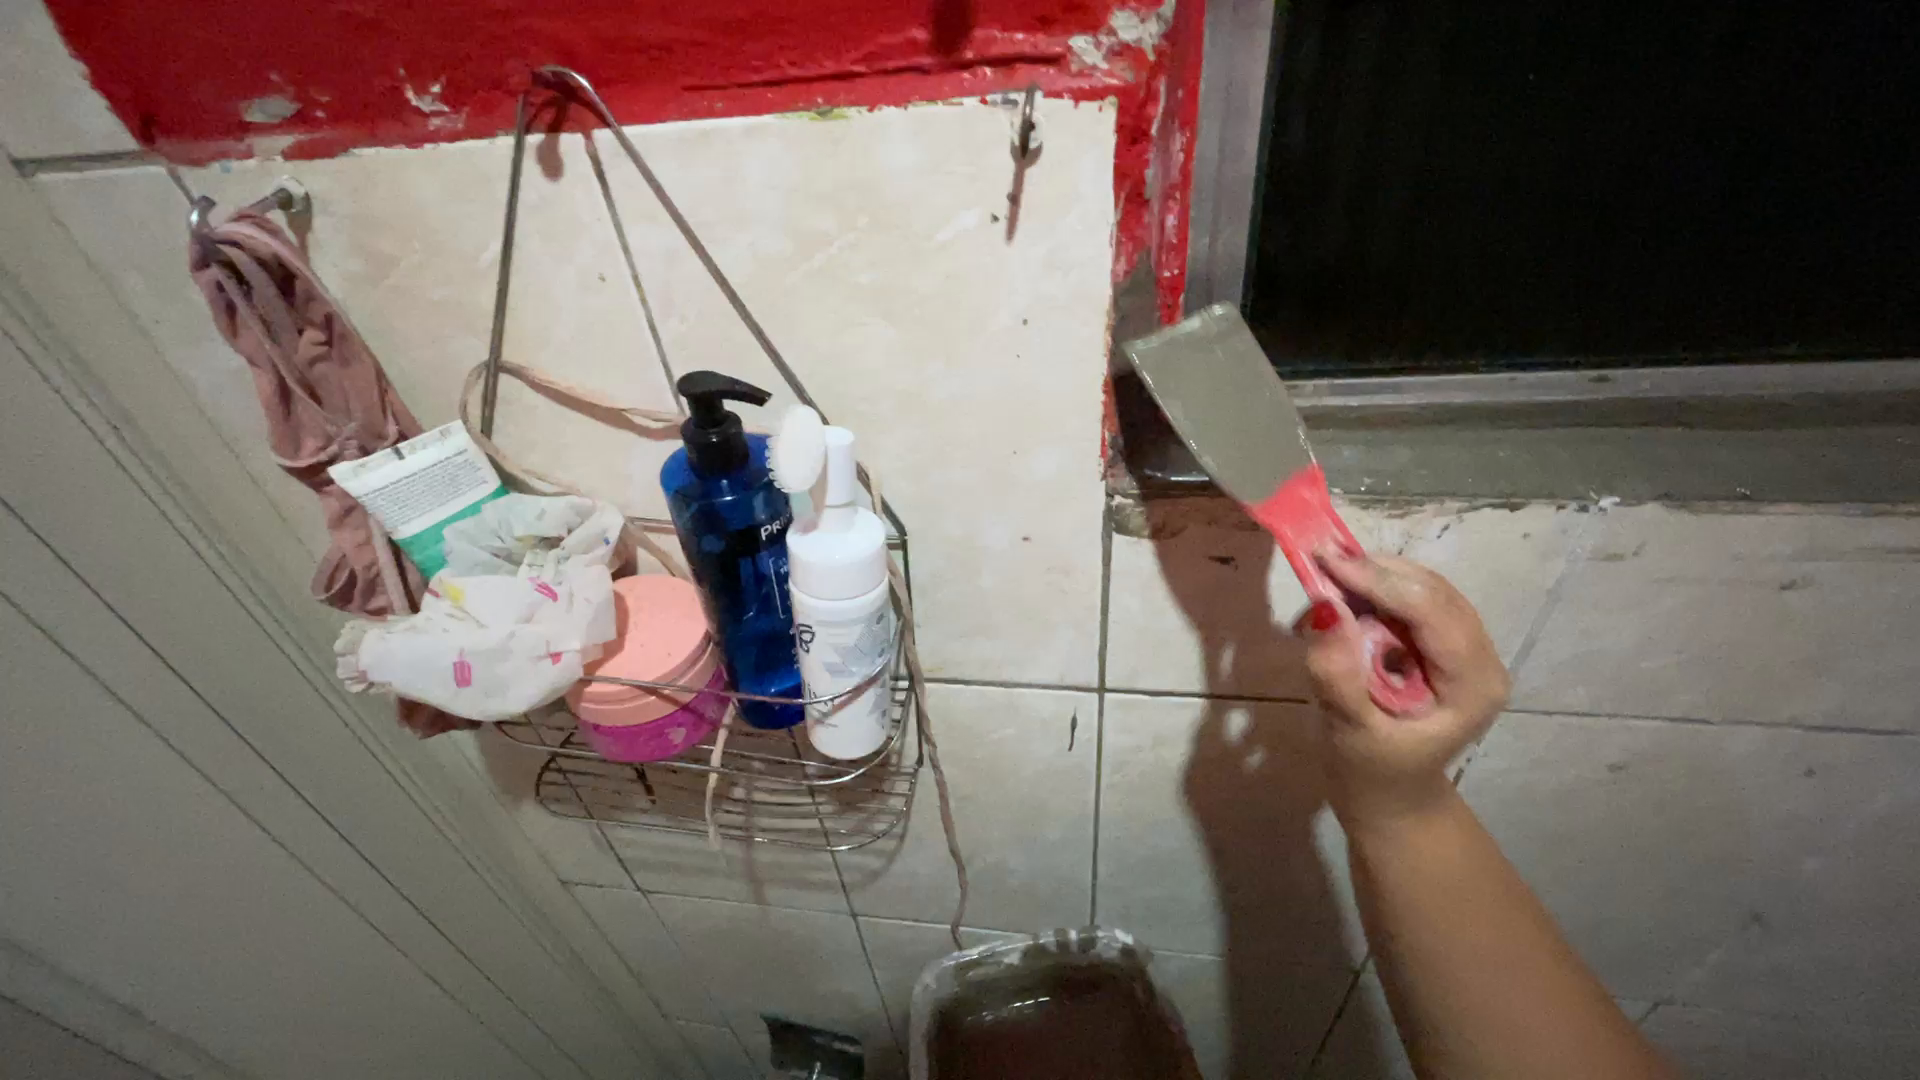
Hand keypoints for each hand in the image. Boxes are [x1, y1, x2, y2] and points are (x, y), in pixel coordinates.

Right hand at [1294, 552, 1509, 828]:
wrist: (1389, 799)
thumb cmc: (1372, 773)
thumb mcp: (1350, 730)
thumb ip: (1338, 675)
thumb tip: (1324, 609)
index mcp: (1473, 684)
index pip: (1432, 610)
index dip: (1379, 580)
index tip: (1324, 561)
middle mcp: (1480, 658)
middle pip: (1431, 591)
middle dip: (1374, 571)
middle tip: (1317, 561)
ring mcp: (1463, 649)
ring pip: (1421, 588)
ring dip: (1372, 577)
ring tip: (1323, 580)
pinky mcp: (1439, 645)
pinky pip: (1410, 600)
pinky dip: (1373, 590)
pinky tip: (1341, 598)